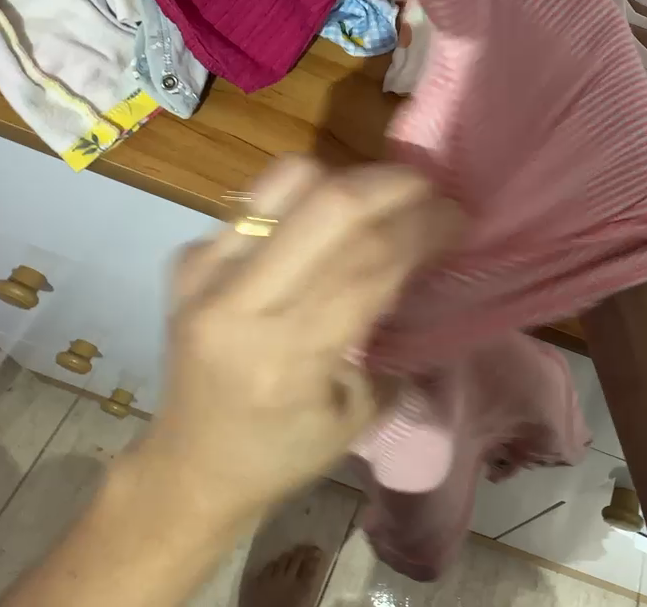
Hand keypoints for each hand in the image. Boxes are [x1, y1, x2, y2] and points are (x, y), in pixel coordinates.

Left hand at [125, 156, 462, 526]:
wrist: (187, 468)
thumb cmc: (285, 451)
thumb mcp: (361, 410)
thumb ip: (395, 333)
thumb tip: (431, 263)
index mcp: (288, 358)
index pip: (370, 262)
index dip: (425, 227)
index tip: (459, 216)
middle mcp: (240, 305)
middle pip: (333, 205)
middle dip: (397, 185)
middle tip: (432, 190)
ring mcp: (206, 274)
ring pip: (293, 182)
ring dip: (353, 178)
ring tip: (382, 198)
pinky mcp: (188, 258)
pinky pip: (260, 196)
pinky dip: (308, 195)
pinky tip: (327, 220)